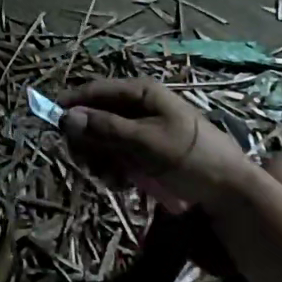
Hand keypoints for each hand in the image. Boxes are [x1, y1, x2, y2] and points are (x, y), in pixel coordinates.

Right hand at [57, 78, 255, 210]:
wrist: (230, 191)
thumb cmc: (192, 159)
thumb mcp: (147, 143)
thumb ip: (107, 129)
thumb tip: (67, 117)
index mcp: (141, 93)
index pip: (95, 91)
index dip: (71, 105)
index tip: (50, 124)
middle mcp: (138, 106)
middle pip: (94, 117)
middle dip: (88, 142)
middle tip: (88, 164)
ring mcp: (141, 129)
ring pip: (102, 140)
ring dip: (100, 160)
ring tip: (113, 179)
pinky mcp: (144, 151)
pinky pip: (116, 156)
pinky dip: (113, 170)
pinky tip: (123, 184)